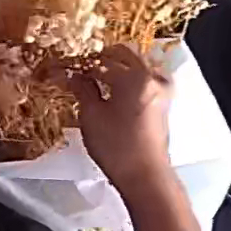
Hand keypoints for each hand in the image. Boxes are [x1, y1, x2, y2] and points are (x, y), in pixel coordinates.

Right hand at [72, 44, 174, 201]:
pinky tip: (113, 90)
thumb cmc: (116, 145)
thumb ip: (83, 89)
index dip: (81, 64)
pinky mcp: (163, 102)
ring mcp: (161, 89)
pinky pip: (144, 79)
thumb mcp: (91, 115)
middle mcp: (152, 77)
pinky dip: (128, 79)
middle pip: (125, 55)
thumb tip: (74, 75)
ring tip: (95, 79)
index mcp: (134, 77)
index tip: (67, 68)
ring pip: (136, 65)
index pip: (102, 61)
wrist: (145, 175)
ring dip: (117, 67)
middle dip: (102, 59)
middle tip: (81, 68)